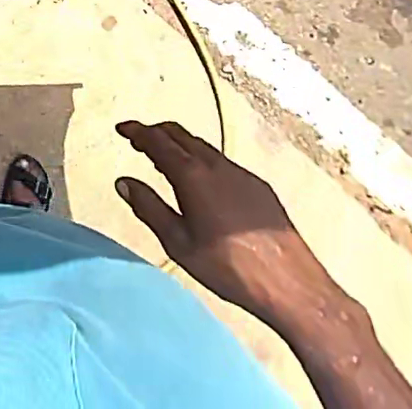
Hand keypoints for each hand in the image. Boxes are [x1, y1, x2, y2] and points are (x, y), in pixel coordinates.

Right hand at [115, 120, 337, 325]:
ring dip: (178, 144)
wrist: (289, 283)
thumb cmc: (228, 267)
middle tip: (138, 139)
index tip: (122, 128)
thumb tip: (123, 183)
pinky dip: (200, 158)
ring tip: (163, 158)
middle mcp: (215, 164)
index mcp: (192, 175)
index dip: (137, 131)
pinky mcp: (257, 184)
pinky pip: (220, 160)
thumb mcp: (178, 243)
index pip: (157, 141)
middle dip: (155, 132)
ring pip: (201, 145)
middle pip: (179, 134)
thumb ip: (148, 208)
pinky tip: (200, 180)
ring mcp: (239, 172)